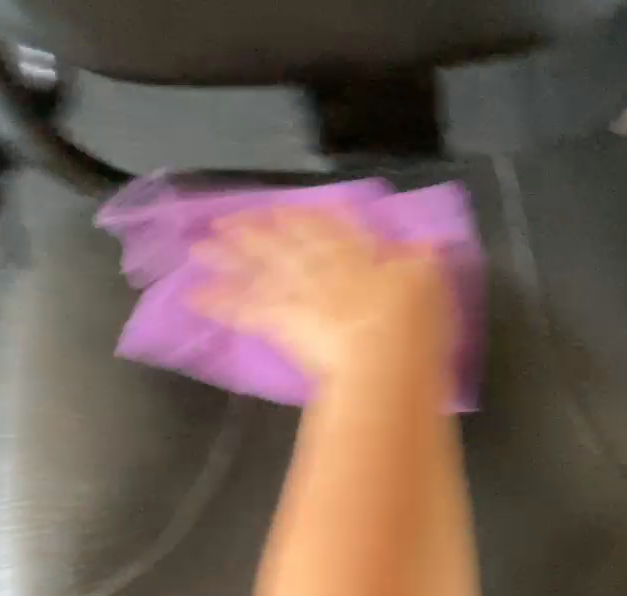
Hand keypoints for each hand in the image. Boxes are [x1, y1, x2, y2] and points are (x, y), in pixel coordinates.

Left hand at [195, 206, 454, 380]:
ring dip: (229, 256)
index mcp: (362, 254)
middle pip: (285, 241)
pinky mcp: (282, 322)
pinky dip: (219, 303)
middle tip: (227, 219)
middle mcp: (325, 266)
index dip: (308, 217)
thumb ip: (423, 261)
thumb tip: (426, 246)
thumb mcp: (432, 281)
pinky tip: (194, 297)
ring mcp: (300, 292)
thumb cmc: (417, 322)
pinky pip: (245, 311)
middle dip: (257, 230)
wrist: (389, 354)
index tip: (287, 210)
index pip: (332, 228)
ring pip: (259, 267)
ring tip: (200, 247)